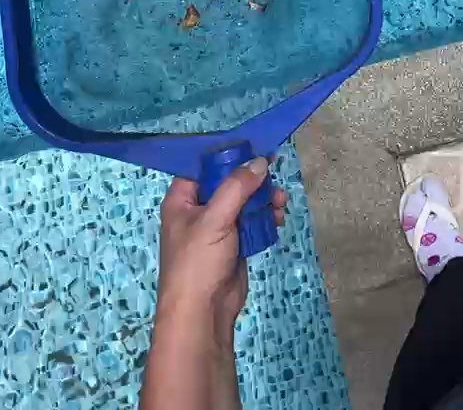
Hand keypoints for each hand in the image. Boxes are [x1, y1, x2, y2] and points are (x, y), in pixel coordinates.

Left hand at [154, 159, 287, 343]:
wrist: (203, 314)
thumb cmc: (198, 262)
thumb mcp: (215, 219)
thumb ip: (238, 186)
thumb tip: (261, 161)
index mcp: (182, 200)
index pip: (203, 166)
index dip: (228, 155)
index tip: (254, 147)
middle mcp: (198, 210)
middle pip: (229, 181)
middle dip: (254, 179)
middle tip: (274, 175)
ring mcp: (217, 227)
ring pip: (245, 200)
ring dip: (265, 198)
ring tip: (281, 203)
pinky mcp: (234, 242)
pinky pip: (253, 219)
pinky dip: (266, 216)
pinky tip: (279, 218)